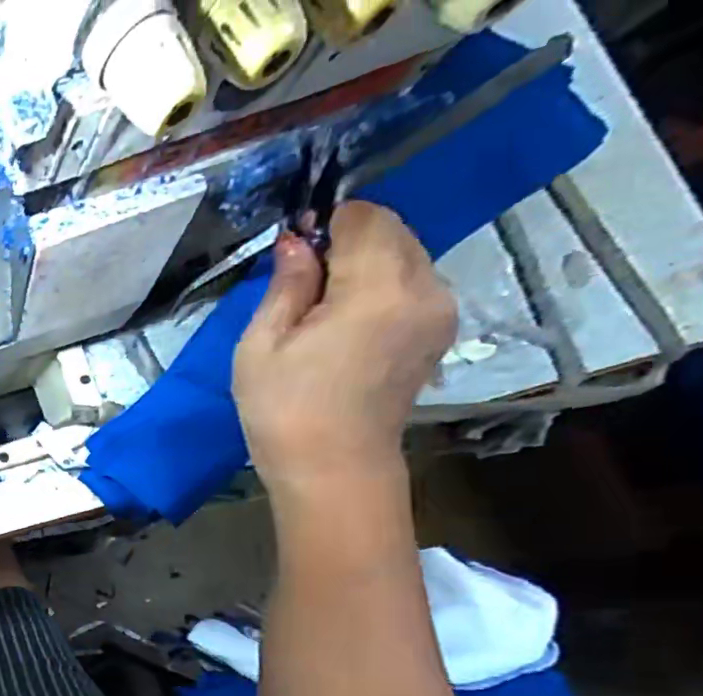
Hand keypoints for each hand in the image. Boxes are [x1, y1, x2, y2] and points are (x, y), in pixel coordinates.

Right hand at [233, 201, 457, 495]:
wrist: (332, 468)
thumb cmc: (284, 409)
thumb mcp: (262, 345)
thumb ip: (287, 285)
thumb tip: (297, 243)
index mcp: (378, 290)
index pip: (366, 219)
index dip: (327, 222)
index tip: (294, 247)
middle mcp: (424, 289)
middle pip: (393, 231)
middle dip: (348, 241)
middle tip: (302, 280)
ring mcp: (440, 311)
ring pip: (406, 256)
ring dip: (365, 264)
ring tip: (321, 307)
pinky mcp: (438, 331)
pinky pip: (412, 284)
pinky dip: (381, 286)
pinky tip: (346, 322)